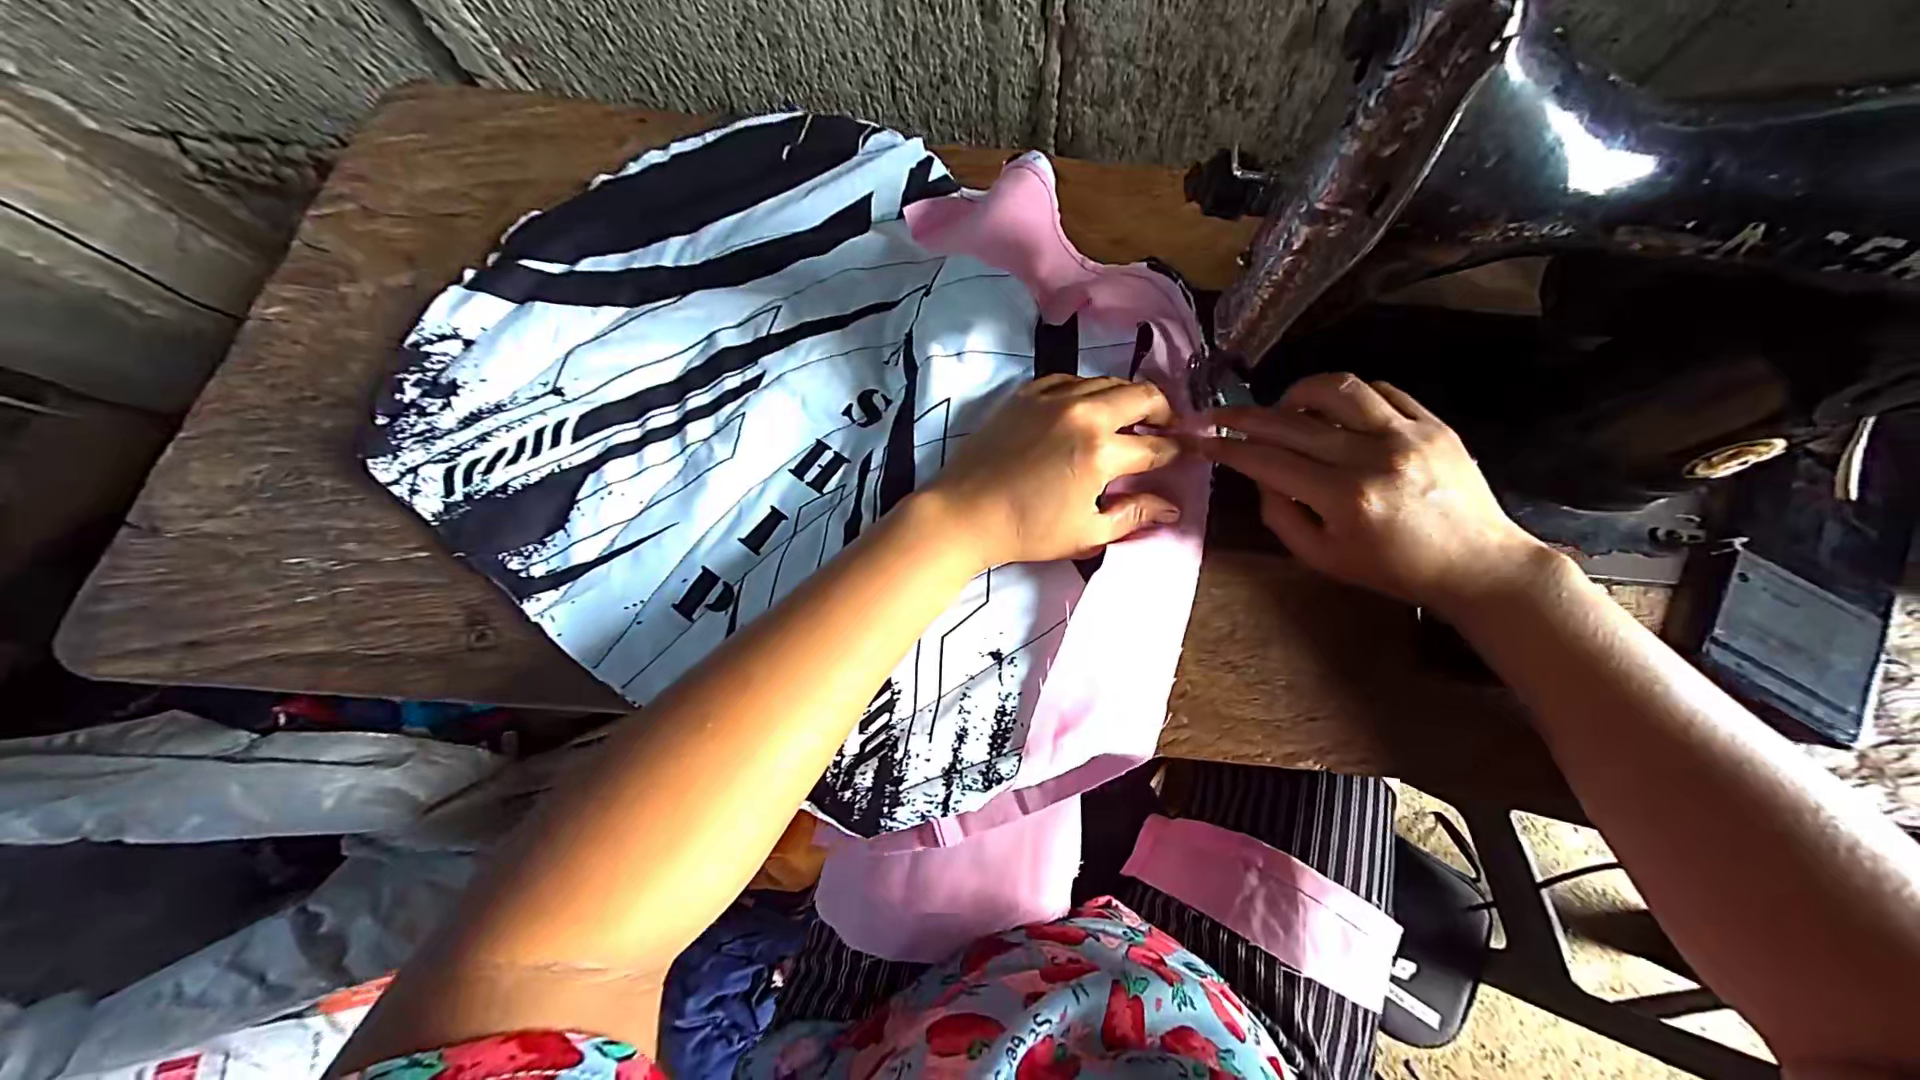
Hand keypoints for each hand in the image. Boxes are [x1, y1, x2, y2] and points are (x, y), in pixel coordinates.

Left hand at [921, 375, 1183, 569]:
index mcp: (1101, 451)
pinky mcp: (1026, 394)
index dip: (1176, 451)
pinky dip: (1088, 391)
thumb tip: (1170, 506)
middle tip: (1165, 429)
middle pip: (1142, 396)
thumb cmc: (1026, 530)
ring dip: (1127, 398)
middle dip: (1163, 411)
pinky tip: (1086, 409)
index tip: (1183, 454)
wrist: (964, 513)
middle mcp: (1083, 413)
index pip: (1155, 445)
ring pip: (1107, 382)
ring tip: (1129, 420)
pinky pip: (1070, 380)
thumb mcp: (1086, 533)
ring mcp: (1052, 398)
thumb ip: (1133, 515)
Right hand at [1203, 372, 1555, 613]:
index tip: (1204, 441)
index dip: (1229, 449)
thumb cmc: (1393, 569)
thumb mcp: (1322, 558)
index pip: (1269, 460)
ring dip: (1297, 392)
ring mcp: (1408, 434)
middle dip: (1245, 416)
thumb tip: (1261, 476)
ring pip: (1338, 388)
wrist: (1477, 564)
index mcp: (1345, 497)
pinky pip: (1380, 390)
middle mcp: (1374, 457)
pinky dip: (1346, 396)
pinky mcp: (1433, 423)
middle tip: (1220, 414)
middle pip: (1292, 421)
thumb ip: (1281, 516)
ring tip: (1284, 408)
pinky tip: (1333, 412)